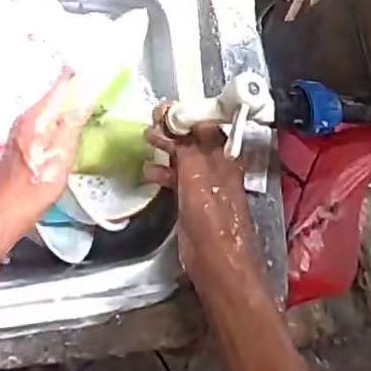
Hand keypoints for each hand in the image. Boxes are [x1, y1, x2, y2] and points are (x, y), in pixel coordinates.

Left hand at [0, 67, 87, 237]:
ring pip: (50, 112)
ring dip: (69, 107)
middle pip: (55, 97)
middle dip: (76, 90)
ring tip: (92, 106)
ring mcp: (21, 133)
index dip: (78, 76)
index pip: (60, 85)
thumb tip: (86, 97)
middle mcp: (25, 120)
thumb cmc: (29, 193)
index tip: (97, 69)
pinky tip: (72, 131)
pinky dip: (60, 122)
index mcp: (34, 119)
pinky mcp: (21, 147)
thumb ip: (72, 126)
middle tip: (101, 87)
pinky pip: (45, 124)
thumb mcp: (59, 160)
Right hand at [144, 120, 255, 283]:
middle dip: (173, 128)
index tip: (167, 108)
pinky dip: (163, 172)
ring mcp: (204, 185)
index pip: (206, 125)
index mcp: (223, 157)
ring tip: (146, 138)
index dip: (187, 114)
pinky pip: (176, 178)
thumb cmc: (210, 217)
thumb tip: (175, 126)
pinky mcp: (192, 202)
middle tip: (152, 118)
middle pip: (194, 139)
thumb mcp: (196, 176)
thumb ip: (186, 149)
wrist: (217, 262)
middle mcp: (216, 167)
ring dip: (166, 148)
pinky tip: (147, 170)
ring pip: (183, 158)